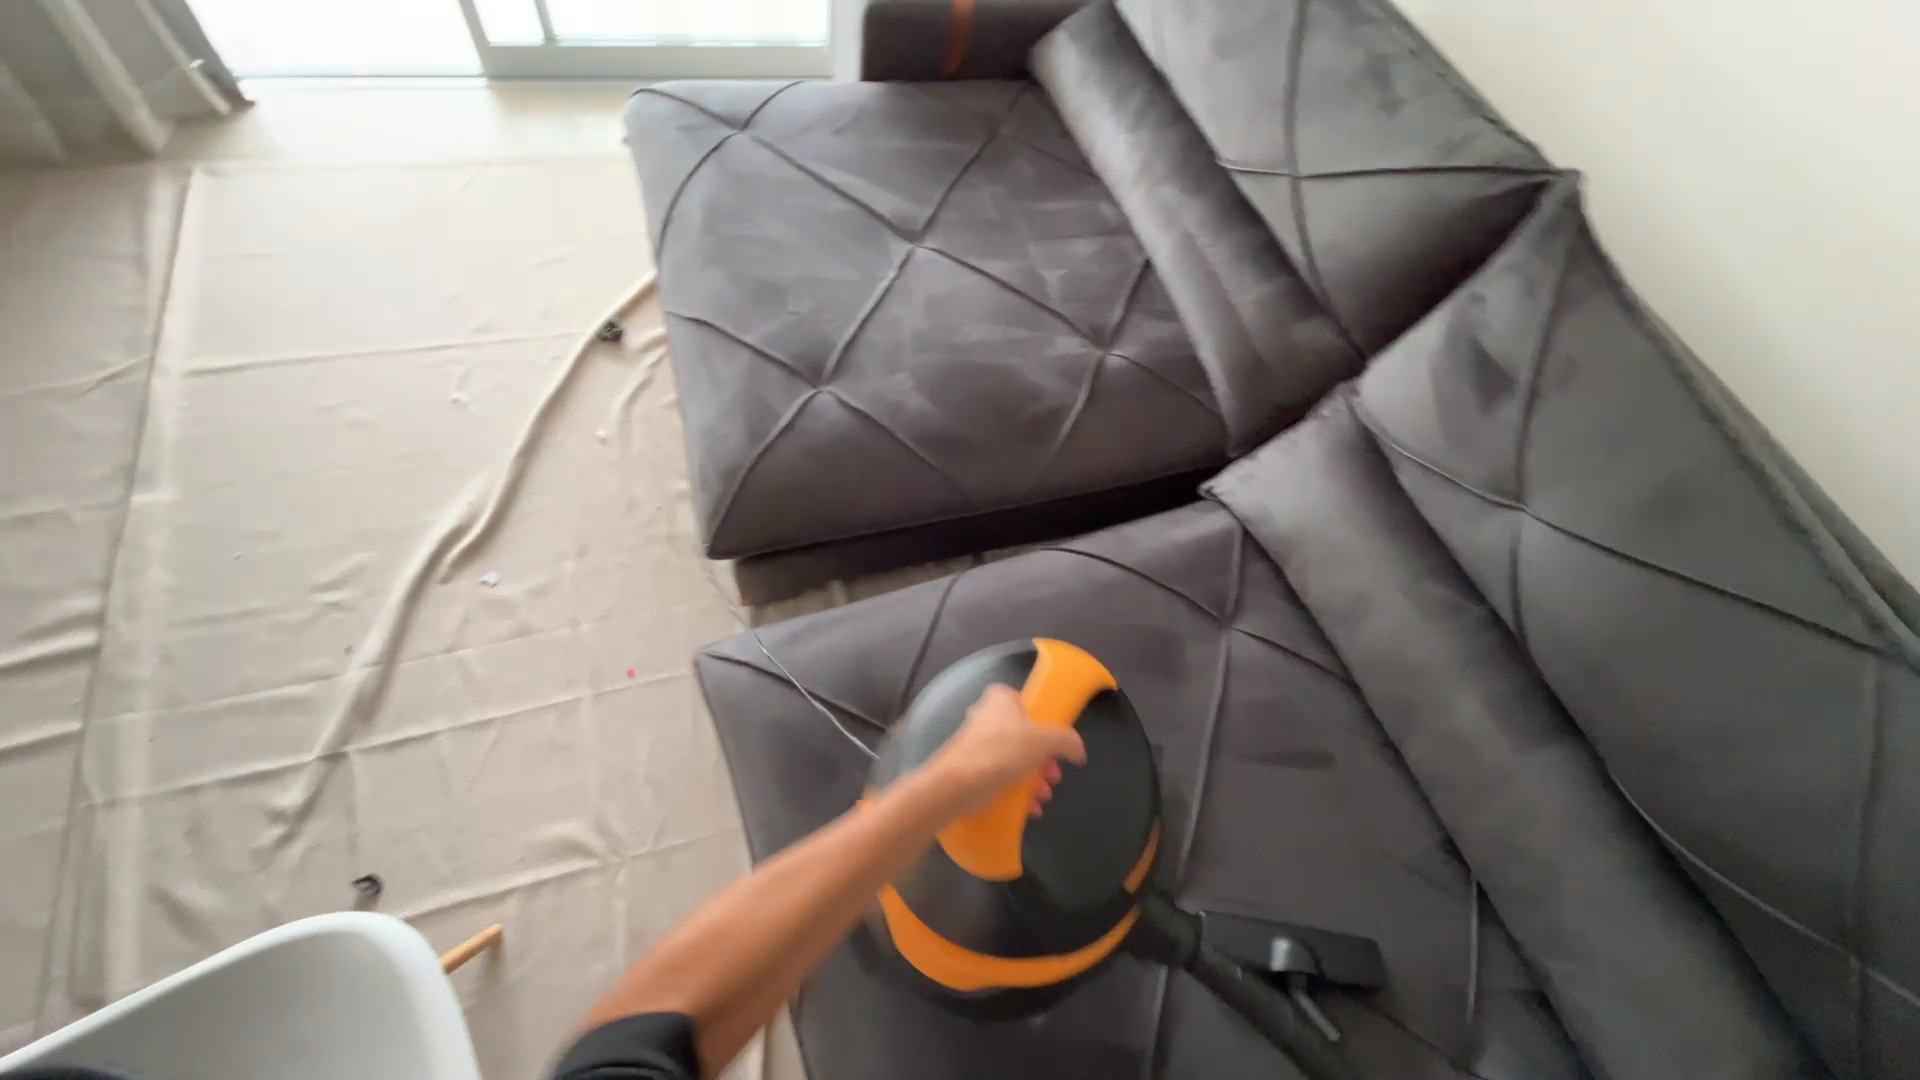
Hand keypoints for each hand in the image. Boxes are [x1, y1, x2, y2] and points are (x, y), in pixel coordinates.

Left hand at [927, 684, 1087, 816]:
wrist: (957, 785)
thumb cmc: (1001, 752)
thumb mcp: (1043, 740)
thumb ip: (1066, 741)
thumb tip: (1078, 751)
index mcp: (1000, 699)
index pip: (1026, 702)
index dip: (1044, 722)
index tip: (1055, 743)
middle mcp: (986, 716)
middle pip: (1024, 735)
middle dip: (1043, 759)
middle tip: (1053, 775)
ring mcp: (977, 743)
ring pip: (1013, 759)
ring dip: (1033, 779)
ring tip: (1042, 796)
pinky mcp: (971, 767)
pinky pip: (1000, 776)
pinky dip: (1016, 791)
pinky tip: (1029, 808)